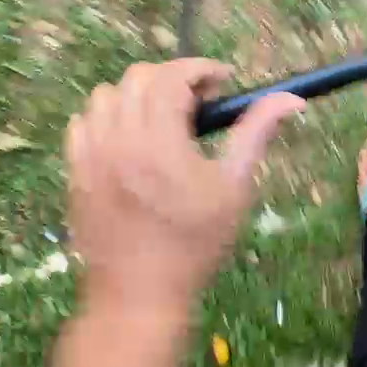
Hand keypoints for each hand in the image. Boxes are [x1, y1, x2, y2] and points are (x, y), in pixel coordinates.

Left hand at [64, 59, 304, 320]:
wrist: (138, 296)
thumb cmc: (196, 243)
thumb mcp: (234, 186)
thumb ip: (256, 132)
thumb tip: (292, 99)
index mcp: (158, 141)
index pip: (172, 77)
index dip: (201, 70)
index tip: (223, 82)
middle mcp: (118, 140)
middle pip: (138, 78)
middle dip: (173, 78)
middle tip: (200, 102)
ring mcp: (89, 157)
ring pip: (106, 96)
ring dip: (139, 95)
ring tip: (165, 119)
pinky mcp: (75, 174)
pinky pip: (83, 123)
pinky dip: (108, 117)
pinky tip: (131, 139)